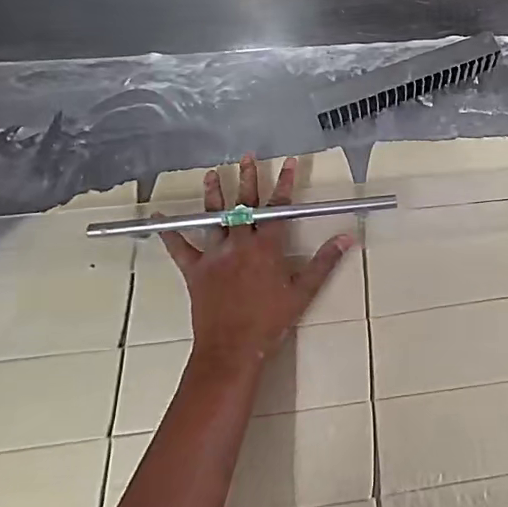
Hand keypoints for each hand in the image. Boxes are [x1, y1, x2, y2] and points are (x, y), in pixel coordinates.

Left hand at [155, 154, 355, 372]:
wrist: (232, 348)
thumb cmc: (270, 321)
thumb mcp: (304, 291)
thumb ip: (325, 262)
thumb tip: (347, 238)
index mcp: (267, 247)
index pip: (278, 207)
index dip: (285, 183)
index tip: (289, 163)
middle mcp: (240, 244)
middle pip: (245, 205)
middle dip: (248, 179)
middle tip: (247, 157)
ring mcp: (214, 256)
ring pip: (214, 218)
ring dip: (215, 195)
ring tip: (214, 174)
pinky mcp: (194, 271)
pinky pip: (180, 248)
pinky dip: (170, 232)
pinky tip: (159, 217)